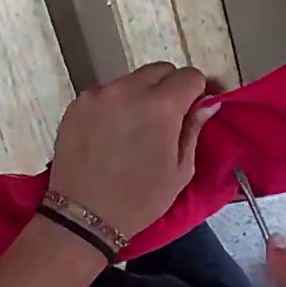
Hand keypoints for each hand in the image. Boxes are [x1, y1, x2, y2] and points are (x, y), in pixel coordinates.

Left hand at [47, 62, 218, 237]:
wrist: (84, 215)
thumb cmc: (139, 199)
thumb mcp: (179, 170)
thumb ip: (193, 129)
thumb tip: (208, 104)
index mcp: (161, 105)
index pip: (190, 76)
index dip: (198, 91)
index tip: (196, 107)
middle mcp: (128, 90)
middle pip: (160, 70)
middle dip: (170, 87)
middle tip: (169, 117)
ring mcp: (98, 95)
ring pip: (131, 80)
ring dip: (141, 95)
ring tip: (137, 127)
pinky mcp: (77, 104)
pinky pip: (105, 94)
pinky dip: (115, 105)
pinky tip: (113, 133)